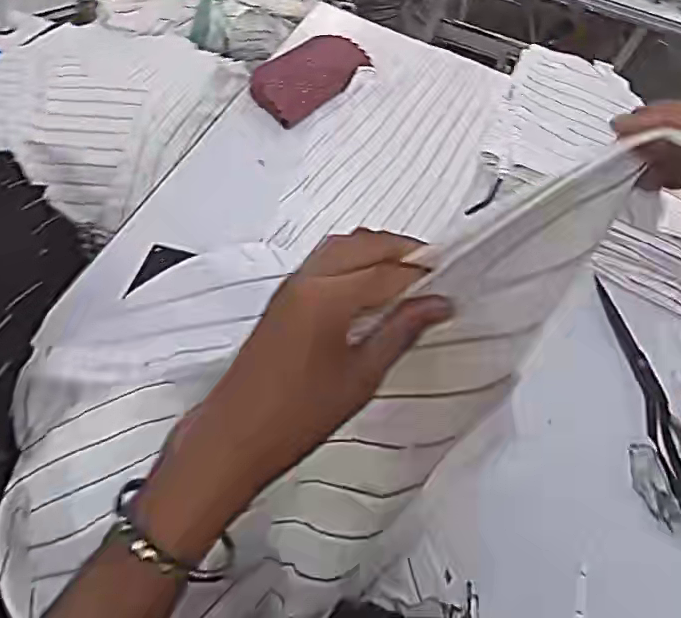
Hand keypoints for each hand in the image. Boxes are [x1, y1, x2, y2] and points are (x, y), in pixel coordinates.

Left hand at [131, 230, 451, 559]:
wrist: (234, 436)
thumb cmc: (294, 417)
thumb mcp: (360, 377)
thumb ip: (400, 332)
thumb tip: (435, 306)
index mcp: (328, 297)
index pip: (387, 271)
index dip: (421, 277)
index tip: (445, 286)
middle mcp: (308, 279)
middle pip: (365, 244)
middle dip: (402, 250)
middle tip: (433, 269)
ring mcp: (292, 283)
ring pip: (343, 243)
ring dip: (376, 247)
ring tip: (406, 270)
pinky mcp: (284, 293)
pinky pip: (325, 255)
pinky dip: (353, 254)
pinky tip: (368, 279)